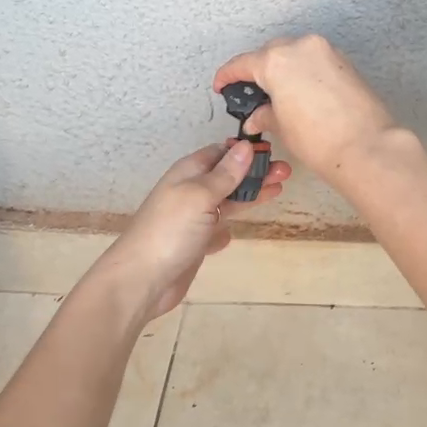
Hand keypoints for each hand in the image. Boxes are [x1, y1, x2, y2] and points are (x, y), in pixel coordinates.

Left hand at [86, 141, 290, 320]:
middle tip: (286, 173)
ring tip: (278, 191)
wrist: (140, 281)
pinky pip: (216, 229)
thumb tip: (245, 145)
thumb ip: (225, 173)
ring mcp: (192, 219)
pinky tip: (236, 232)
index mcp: (189, 173)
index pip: (221, 152)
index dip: (245, 150)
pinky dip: (227, 228)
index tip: (273, 152)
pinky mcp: (193, 244)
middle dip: (255, 172)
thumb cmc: (170, 230)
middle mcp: (190, 192)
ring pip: (226, 201)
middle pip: (228, 176)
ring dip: (250, 195)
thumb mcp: (201, 195)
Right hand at [213, 34, 398, 182]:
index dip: (228, 76)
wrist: (367, 147)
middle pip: (270, 53)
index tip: (223, 85)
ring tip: (278, 96)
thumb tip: (258, 116)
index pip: (243, 64)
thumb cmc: (322, 140)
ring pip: (295, 53)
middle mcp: (301, 47)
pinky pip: (316, 60)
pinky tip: (302, 93)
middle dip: (258, 71)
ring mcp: (326, 51)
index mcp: (277, 61)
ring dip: (284, 70)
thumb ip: (265, 115)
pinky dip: (305, 72)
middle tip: (251, 94)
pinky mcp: (345, 61)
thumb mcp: (282, 127)